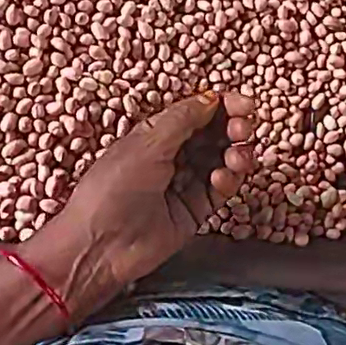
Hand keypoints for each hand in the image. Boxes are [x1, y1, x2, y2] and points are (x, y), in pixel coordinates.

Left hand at [23, 92, 256, 316]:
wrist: (101, 246)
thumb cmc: (112, 190)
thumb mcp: (146, 144)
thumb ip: (182, 120)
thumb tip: (210, 98)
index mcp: (155, 134)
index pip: (195, 112)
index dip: (221, 105)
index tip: (244, 104)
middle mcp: (172, 156)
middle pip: (212, 134)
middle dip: (232, 127)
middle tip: (243, 127)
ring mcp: (184, 183)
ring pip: (221, 159)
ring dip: (235, 152)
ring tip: (235, 156)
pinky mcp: (195, 210)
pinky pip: (221, 189)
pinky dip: (228, 179)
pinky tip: (221, 177)